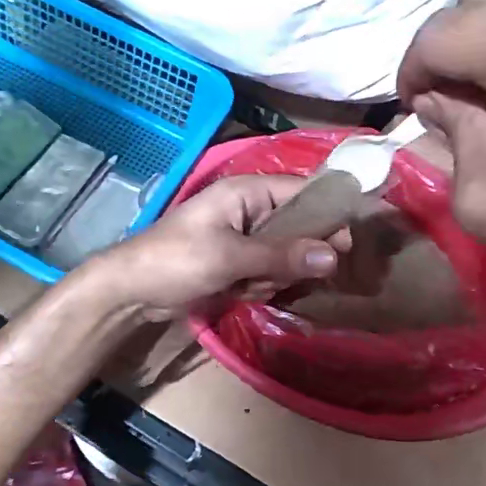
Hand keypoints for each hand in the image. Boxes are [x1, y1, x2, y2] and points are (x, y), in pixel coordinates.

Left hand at [78, 175, 342, 317]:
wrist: (132, 290)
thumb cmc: (175, 261)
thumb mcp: (228, 257)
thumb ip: (280, 255)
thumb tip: (333, 255)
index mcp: (246, 192)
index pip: (303, 192)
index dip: (330, 214)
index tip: (353, 242)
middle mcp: (250, 209)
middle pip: (299, 226)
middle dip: (296, 256)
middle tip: (287, 275)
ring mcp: (244, 237)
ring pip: (287, 254)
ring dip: (274, 276)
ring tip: (247, 285)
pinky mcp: (238, 262)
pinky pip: (269, 271)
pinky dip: (261, 286)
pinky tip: (239, 294)